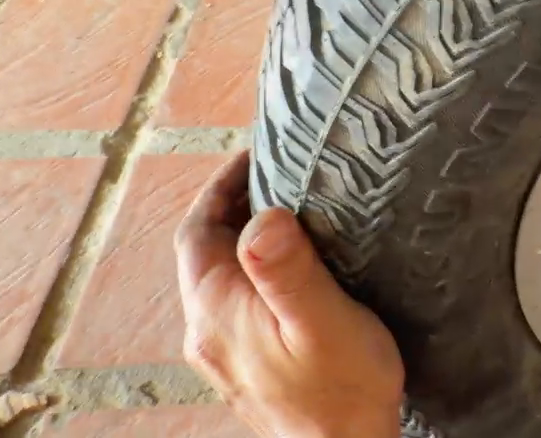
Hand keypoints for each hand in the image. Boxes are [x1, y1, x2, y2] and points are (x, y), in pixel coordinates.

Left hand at [175, 153, 404, 437]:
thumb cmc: (342, 388)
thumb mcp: (322, 322)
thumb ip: (288, 271)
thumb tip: (264, 217)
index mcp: (218, 310)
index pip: (198, 230)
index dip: (221, 185)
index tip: (257, 152)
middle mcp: (209, 328)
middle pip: (205, 249)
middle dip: (234, 202)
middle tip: (279, 168)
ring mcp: (224, 348)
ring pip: (220, 272)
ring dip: (244, 230)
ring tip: (290, 201)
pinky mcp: (245, 359)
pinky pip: (236, 294)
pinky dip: (254, 262)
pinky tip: (292, 260)